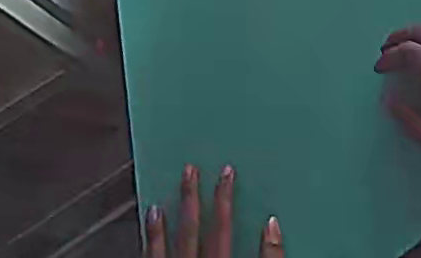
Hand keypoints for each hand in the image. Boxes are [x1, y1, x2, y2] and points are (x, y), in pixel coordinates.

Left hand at [145, 164, 283, 257]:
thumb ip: (269, 256)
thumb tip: (273, 225)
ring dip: (160, 230)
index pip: (222, 227)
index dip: (224, 197)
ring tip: (156, 204)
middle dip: (190, 199)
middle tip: (188, 171)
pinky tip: (147, 236)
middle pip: (190, 233)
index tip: (226, 171)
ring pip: (164, 253)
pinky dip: (149, 248)